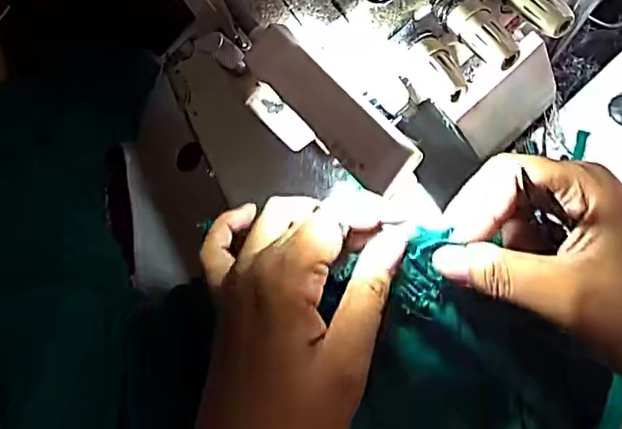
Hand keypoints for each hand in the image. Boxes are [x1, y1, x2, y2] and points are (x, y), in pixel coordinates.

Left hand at [196, 196, 409, 428]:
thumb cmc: (299, 418)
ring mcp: (233, 279)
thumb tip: (395, 238)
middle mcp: (255, 264)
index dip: (371, 213)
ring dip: (308, 216)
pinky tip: (256, 221)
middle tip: (382, 240)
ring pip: (271, 217)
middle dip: (348, 216)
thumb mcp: (345, 360)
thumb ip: (370, 290)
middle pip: (307, 213)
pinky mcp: (220, 299)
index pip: (334, 215)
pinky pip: (218, 244)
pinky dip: (236, 224)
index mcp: (286, 274)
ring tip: (343, 239)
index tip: (402, 224)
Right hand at [431, 154, 621, 392]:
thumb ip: (500, 273)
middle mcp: (582, 184)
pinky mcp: (583, 231)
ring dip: (509, 244)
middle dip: (490, 225)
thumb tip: (449, 258)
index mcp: (584, 181)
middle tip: (471, 261)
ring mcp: (584, 207)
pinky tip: (533, 280)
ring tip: (521, 278)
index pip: (508, 172)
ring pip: (521, 212)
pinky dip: (525, 255)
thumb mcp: (562, 294)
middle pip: (512, 188)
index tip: (458, 242)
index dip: (478, 206)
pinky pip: (537, 231)